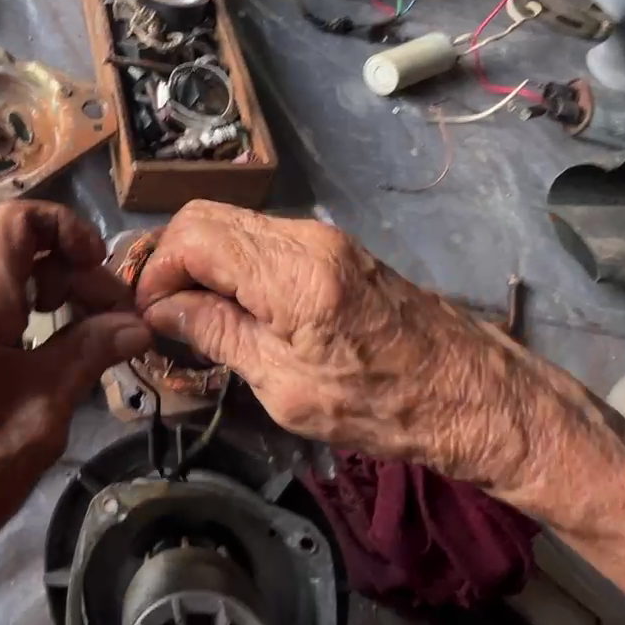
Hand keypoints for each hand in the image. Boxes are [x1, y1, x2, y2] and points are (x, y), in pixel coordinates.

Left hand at [0, 201, 150, 624]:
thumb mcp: (43, 407)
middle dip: (75, 274)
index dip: (65, 227)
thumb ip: (89, 353)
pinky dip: (33, 323)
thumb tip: (137, 324)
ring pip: (9, 284)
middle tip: (118, 322)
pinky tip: (58, 364)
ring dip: (57, 301)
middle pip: (21, 252)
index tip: (99, 266)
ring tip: (97, 344)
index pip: (17, 219)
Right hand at [133, 201, 537, 492]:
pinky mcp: (329, 246)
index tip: (147, 313)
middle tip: (162, 309)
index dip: (157, 271)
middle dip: (170, 258)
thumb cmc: (384, 408)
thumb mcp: (286, 387)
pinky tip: (230, 301)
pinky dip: (229, 259)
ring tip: (193, 309)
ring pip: (229, 221)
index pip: (193, 236)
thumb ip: (217, 333)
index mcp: (292, 275)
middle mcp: (303, 237)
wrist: (478, 397)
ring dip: (198, 258)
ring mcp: (319, 236)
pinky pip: (258, 236)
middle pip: (204, 216)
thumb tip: (159, 308)